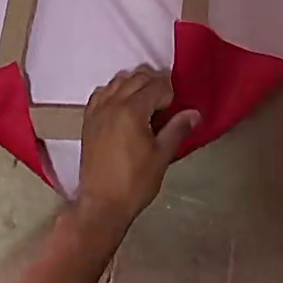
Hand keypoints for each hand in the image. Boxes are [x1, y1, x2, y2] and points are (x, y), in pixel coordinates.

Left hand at [73, 67, 200, 234]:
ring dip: (134, 84)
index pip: (156, 86)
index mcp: (132, 110)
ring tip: (145, 102)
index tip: (174, 108)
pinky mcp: (88, 120)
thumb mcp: (162, 155)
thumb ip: (178, 129)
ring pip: (118, 81)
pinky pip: (102, 93)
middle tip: (165, 103)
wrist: (101, 204)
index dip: (169, 94)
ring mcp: (97, 111)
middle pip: (137, 78)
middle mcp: (112, 103)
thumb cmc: (135, 181)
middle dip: (154, 84)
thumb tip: (194, 113)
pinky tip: (122, 105)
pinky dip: (114, 91)